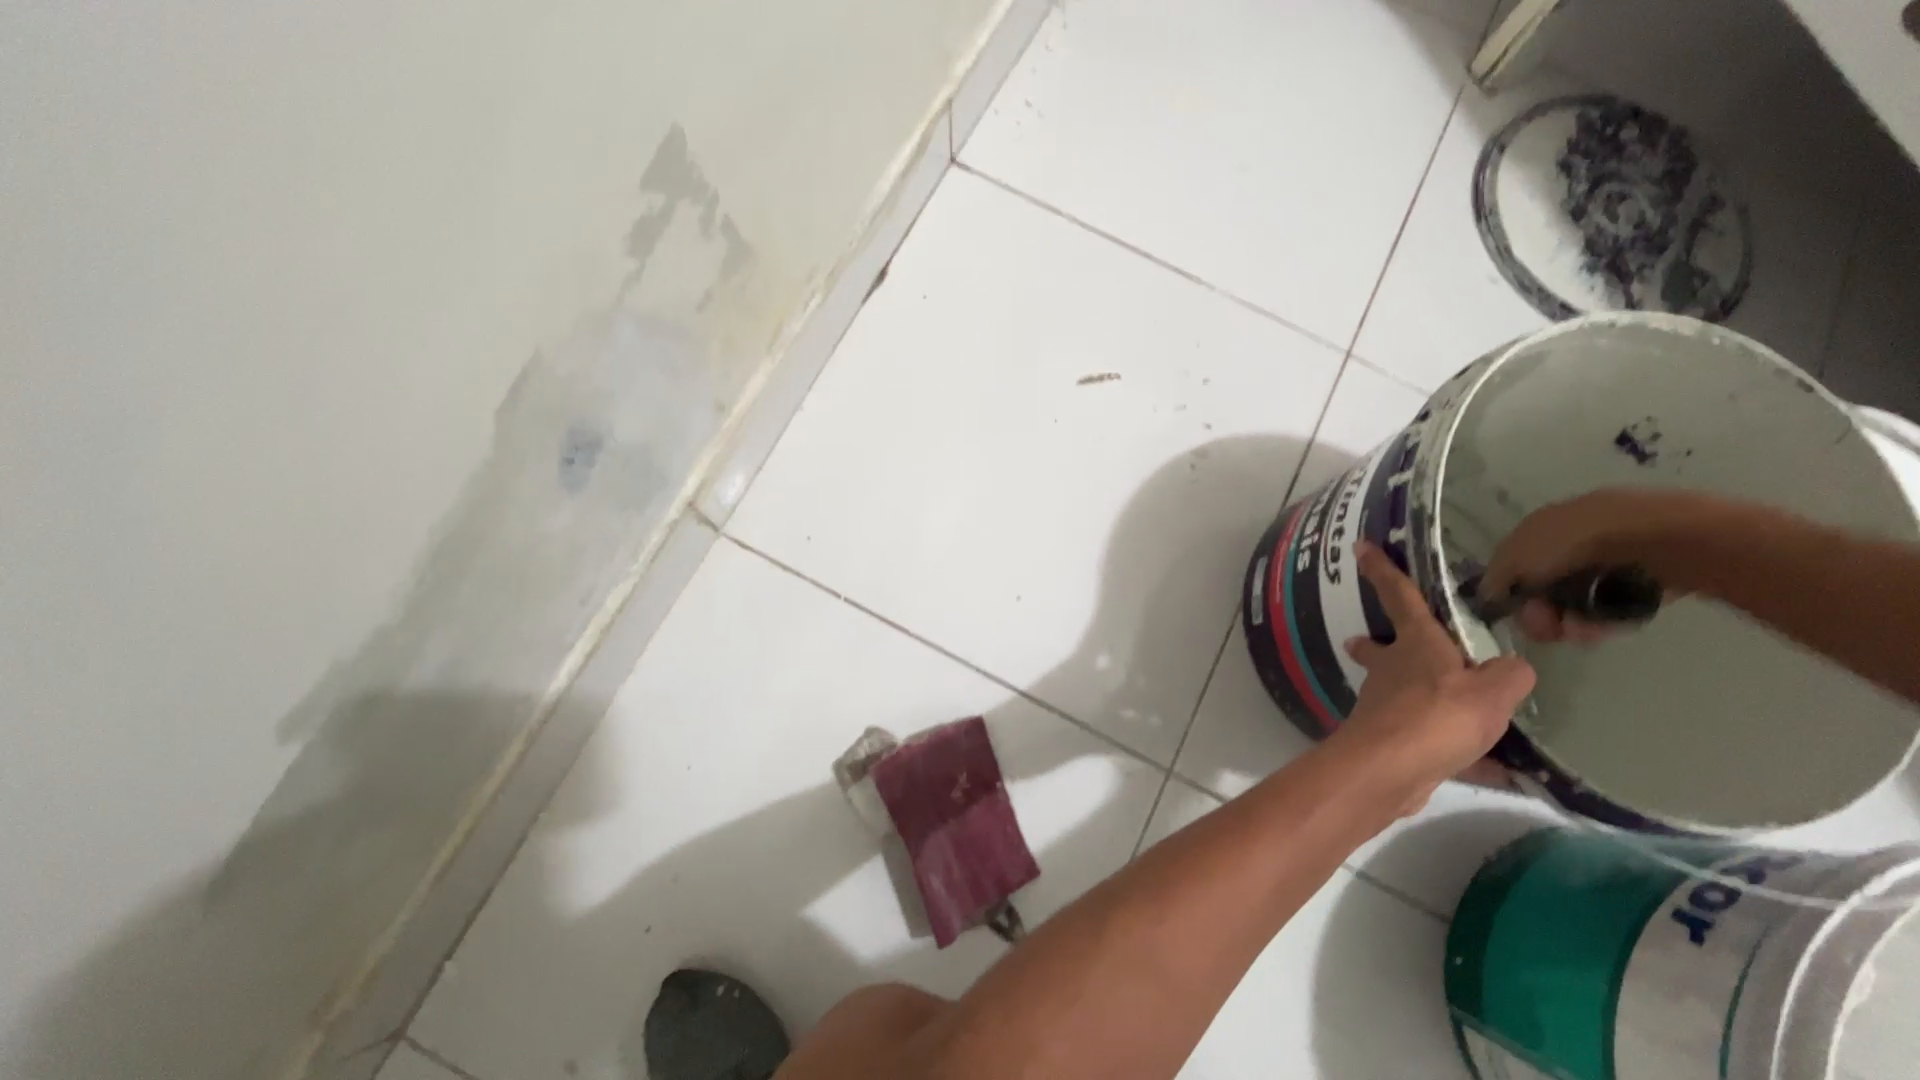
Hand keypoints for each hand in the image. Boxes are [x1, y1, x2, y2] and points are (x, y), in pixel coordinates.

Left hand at [1331, 543, 1536, 813]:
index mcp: (1416, 645)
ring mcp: (1384, 708)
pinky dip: (1455, 754)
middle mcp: (1393, 671)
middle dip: (1372, 645)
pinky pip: (1428, 744)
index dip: (1383, 571)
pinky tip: (1494, 771)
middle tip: (1362, 641)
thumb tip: (1513, 670)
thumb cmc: (1438, 715)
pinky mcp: (1390, 745)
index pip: (1401, 597)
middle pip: (1380, 651)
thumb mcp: (1493, 691)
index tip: (1360, 547)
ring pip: (1397, 697)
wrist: (1391, 769)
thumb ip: (1510, 675)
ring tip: (1447, 712)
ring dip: (1414, 701)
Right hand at [1483, 488, 1706, 643]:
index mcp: (1542, 527)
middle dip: (1538, 612)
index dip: (1507, 591)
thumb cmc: (1577, 540)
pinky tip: (1600, 628)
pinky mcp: (1642, 583)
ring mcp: (1609, 564)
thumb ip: (1498, 576)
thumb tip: (1488, 595)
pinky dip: (1601, 623)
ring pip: (1575, 603)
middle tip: (1546, 624)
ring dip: (1568, 622)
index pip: (1514, 565)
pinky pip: (1610, 610)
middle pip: (1543, 589)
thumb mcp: (1519, 554)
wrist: (1659, 539)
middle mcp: (1573, 542)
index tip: (1511, 611)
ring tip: (1578, 630)